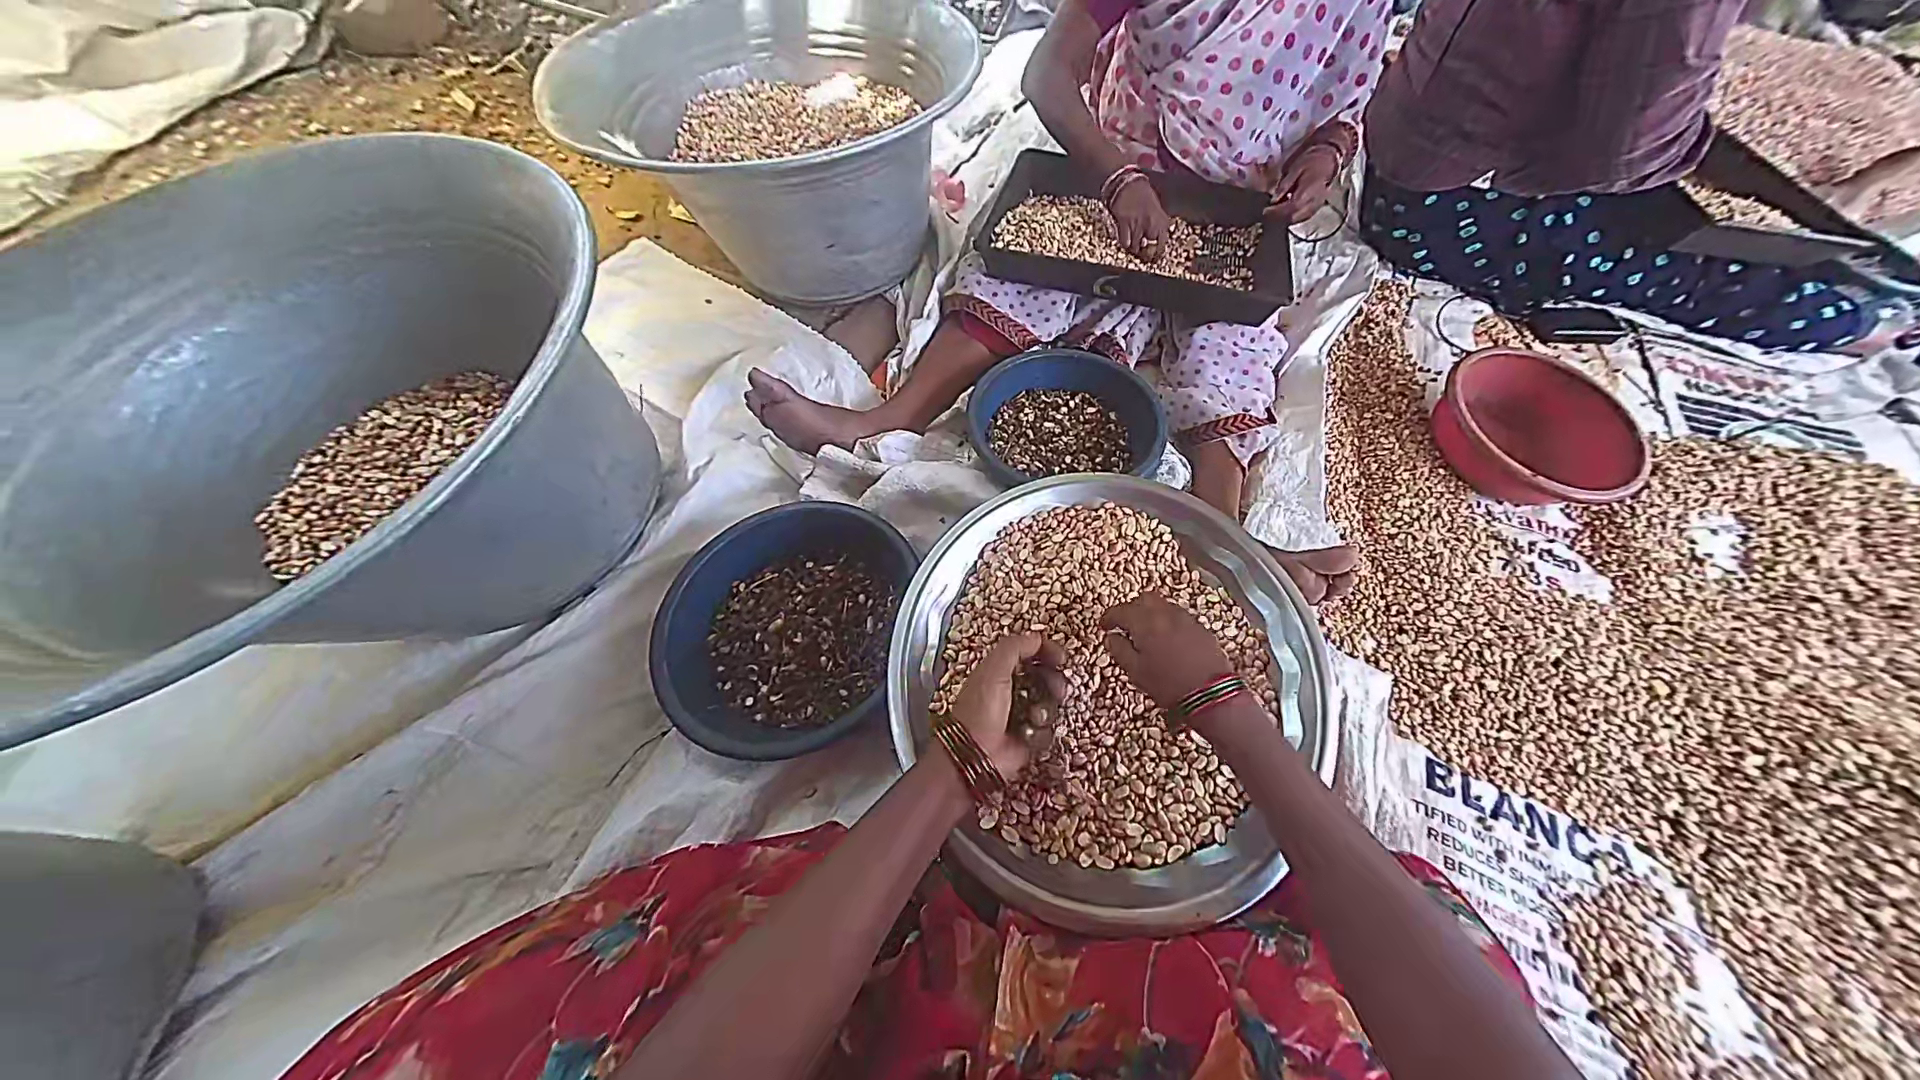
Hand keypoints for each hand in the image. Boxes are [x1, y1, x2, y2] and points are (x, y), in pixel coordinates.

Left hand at [950, 632, 1067, 778]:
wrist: (975, 756)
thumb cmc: (981, 710)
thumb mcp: (993, 670)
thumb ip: (1014, 648)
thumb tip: (1037, 637)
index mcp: (1000, 670)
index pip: (1030, 654)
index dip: (1046, 653)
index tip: (1061, 658)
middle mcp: (1012, 690)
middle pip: (1046, 678)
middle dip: (1053, 683)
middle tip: (1057, 690)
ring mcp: (1022, 714)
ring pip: (1051, 704)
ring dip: (1045, 710)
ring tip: (1034, 717)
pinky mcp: (1030, 738)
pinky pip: (1049, 729)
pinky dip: (1041, 732)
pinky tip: (1028, 735)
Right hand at [1100, 593, 1234, 714]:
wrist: (1211, 694)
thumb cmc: (1168, 685)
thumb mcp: (1135, 671)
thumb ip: (1119, 650)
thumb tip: (1110, 637)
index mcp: (1144, 622)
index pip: (1120, 610)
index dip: (1109, 617)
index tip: (1104, 626)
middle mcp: (1165, 614)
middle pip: (1144, 599)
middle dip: (1131, 609)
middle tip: (1125, 625)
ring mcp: (1186, 619)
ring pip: (1163, 606)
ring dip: (1151, 614)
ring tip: (1146, 633)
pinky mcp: (1201, 628)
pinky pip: (1178, 617)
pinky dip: (1168, 622)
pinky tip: (1167, 640)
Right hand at [1109, 177, 1170, 258]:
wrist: (1128, 182)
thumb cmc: (1142, 193)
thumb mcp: (1156, 209)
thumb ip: (1156, 225)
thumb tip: (1154, 239)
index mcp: (1161, 221)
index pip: (1161, 245)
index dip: (1156, 253)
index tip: (1153, 256)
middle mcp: (1151, 224)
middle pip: (1148, 250)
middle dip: (1144, 254)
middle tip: (1141, 254)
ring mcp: (1137, 225)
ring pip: (1135, 248)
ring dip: (1133, 249)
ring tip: (1132, 246)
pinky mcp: (1124, 224)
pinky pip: (1124, 242)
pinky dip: (1124, 244)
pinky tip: (1124, 240)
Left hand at [1266, 143, 1340, 225]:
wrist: (1328, 160)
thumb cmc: (1311, 161)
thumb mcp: (1295, 169)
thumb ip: (1284, 185)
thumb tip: (1274, 200)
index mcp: (1310, 190)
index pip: (1291, 208)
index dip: (1276, 212)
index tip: (1265, 211)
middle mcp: (1314, 201)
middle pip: (1292, 217)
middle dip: (1277, 217)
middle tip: (1267, 213)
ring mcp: (1316, 206)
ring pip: (1296, 219)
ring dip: (1283, 218)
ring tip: (1274, 212)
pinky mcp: (1315, 208)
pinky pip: (1301, 217)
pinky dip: (1290, 217)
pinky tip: (1283, 212)